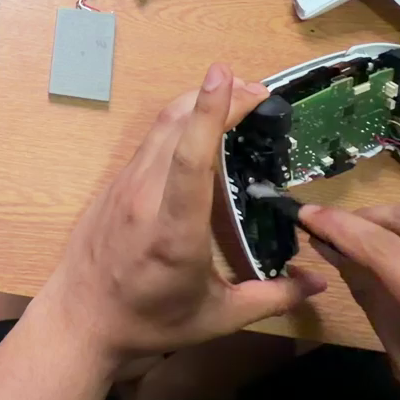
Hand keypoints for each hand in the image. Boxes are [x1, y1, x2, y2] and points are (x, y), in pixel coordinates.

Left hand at [34, 63, 325, 375]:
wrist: (79, 320)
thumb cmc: (149, 324)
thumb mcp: (217, 318)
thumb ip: (272, 298)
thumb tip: (320, 282)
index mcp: (173, 231)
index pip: (190, 159)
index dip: (209, 113)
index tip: (225, 75)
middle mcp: (144, 196)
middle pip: (174, 127)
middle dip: (216, 98)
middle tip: (257, 90)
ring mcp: (124, 185)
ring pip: (159, 128)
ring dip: (195, 105)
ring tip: (235, 98)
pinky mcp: (115, 184)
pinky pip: (149, 142)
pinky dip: (177, 123)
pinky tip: (200, 129)